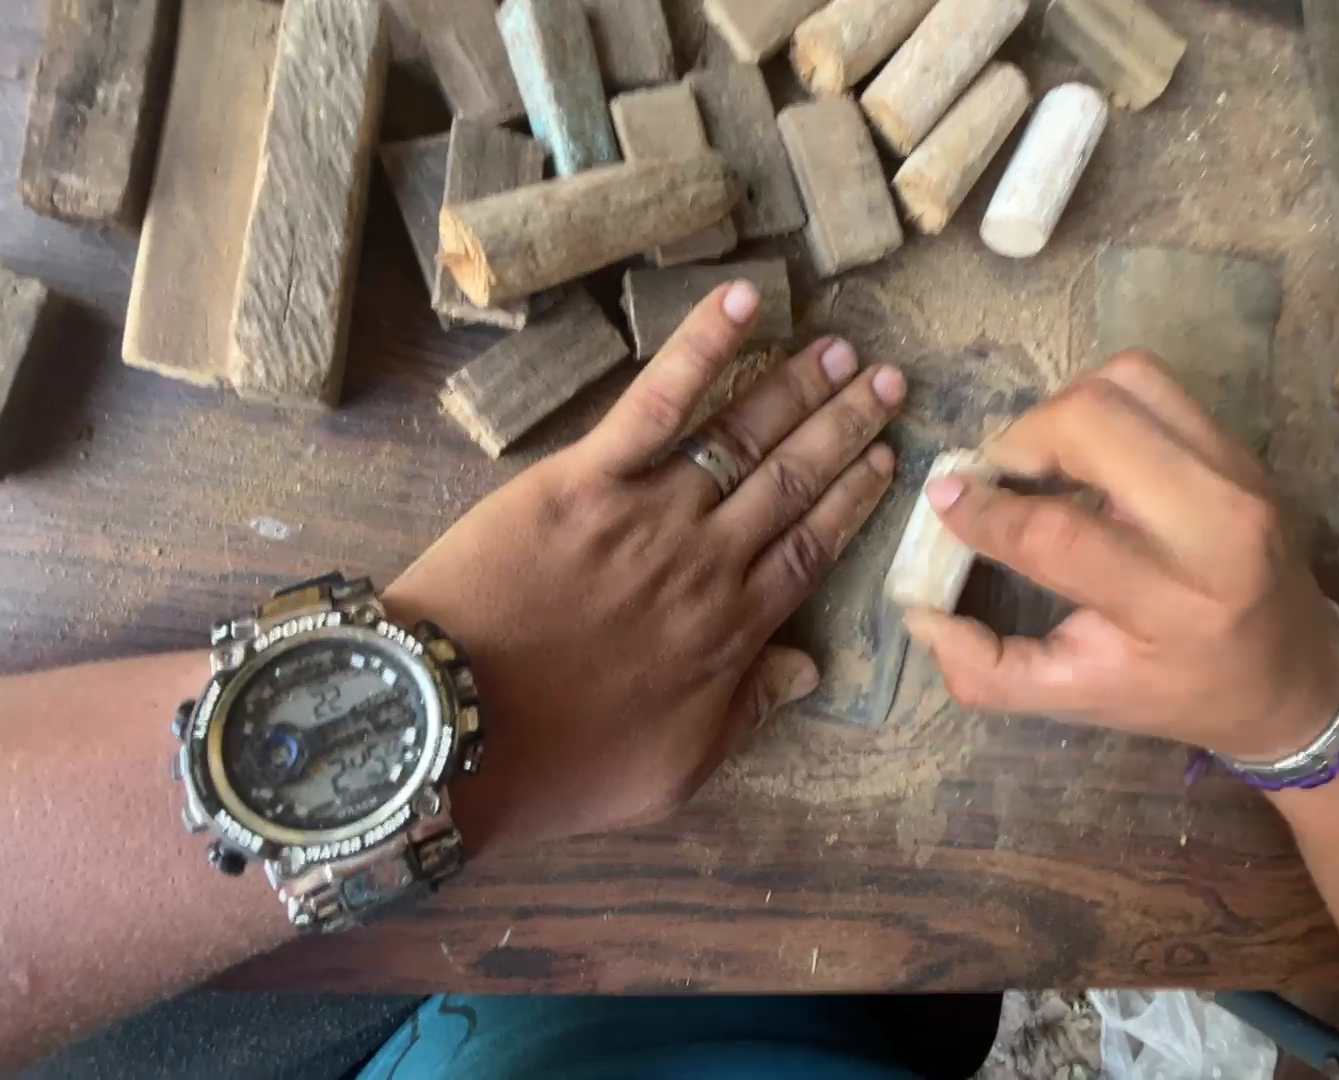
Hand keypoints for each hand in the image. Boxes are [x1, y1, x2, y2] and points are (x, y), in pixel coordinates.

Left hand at [385, 283, 906, 854]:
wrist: (453, 730)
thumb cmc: (562, 758)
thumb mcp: (675, 767)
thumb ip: (748, 712)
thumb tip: (807, 670)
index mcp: (732, 627)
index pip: (813, 546)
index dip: (853, 497)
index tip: (885, 457)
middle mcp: (709, 559)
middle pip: (793, 480)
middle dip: (845, 427)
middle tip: (886, 381)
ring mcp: (650, 513)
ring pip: (741, 437)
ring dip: (796, 387)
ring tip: (839, 350)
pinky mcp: (586, 480)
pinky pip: (654, 403)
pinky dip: (700, 349)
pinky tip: (740, 302)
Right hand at [901, 350, 1338, 759]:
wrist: (1296, 676)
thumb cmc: (1172, 691)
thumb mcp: (1071, 700)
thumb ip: (985, 669)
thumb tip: (921, 616)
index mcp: (1172, 603)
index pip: (1057, 533)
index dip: (983, 511)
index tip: (943, 498)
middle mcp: (1215, 524)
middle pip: (1093, 423)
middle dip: (1019, 440)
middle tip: (996, 478)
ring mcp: (1236, 472)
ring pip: (1122, 383)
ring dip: (1056, 414)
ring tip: (1038, 463)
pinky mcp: (1238, 447)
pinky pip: (1149, 384)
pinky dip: (1095, 403)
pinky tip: (1082, 452)